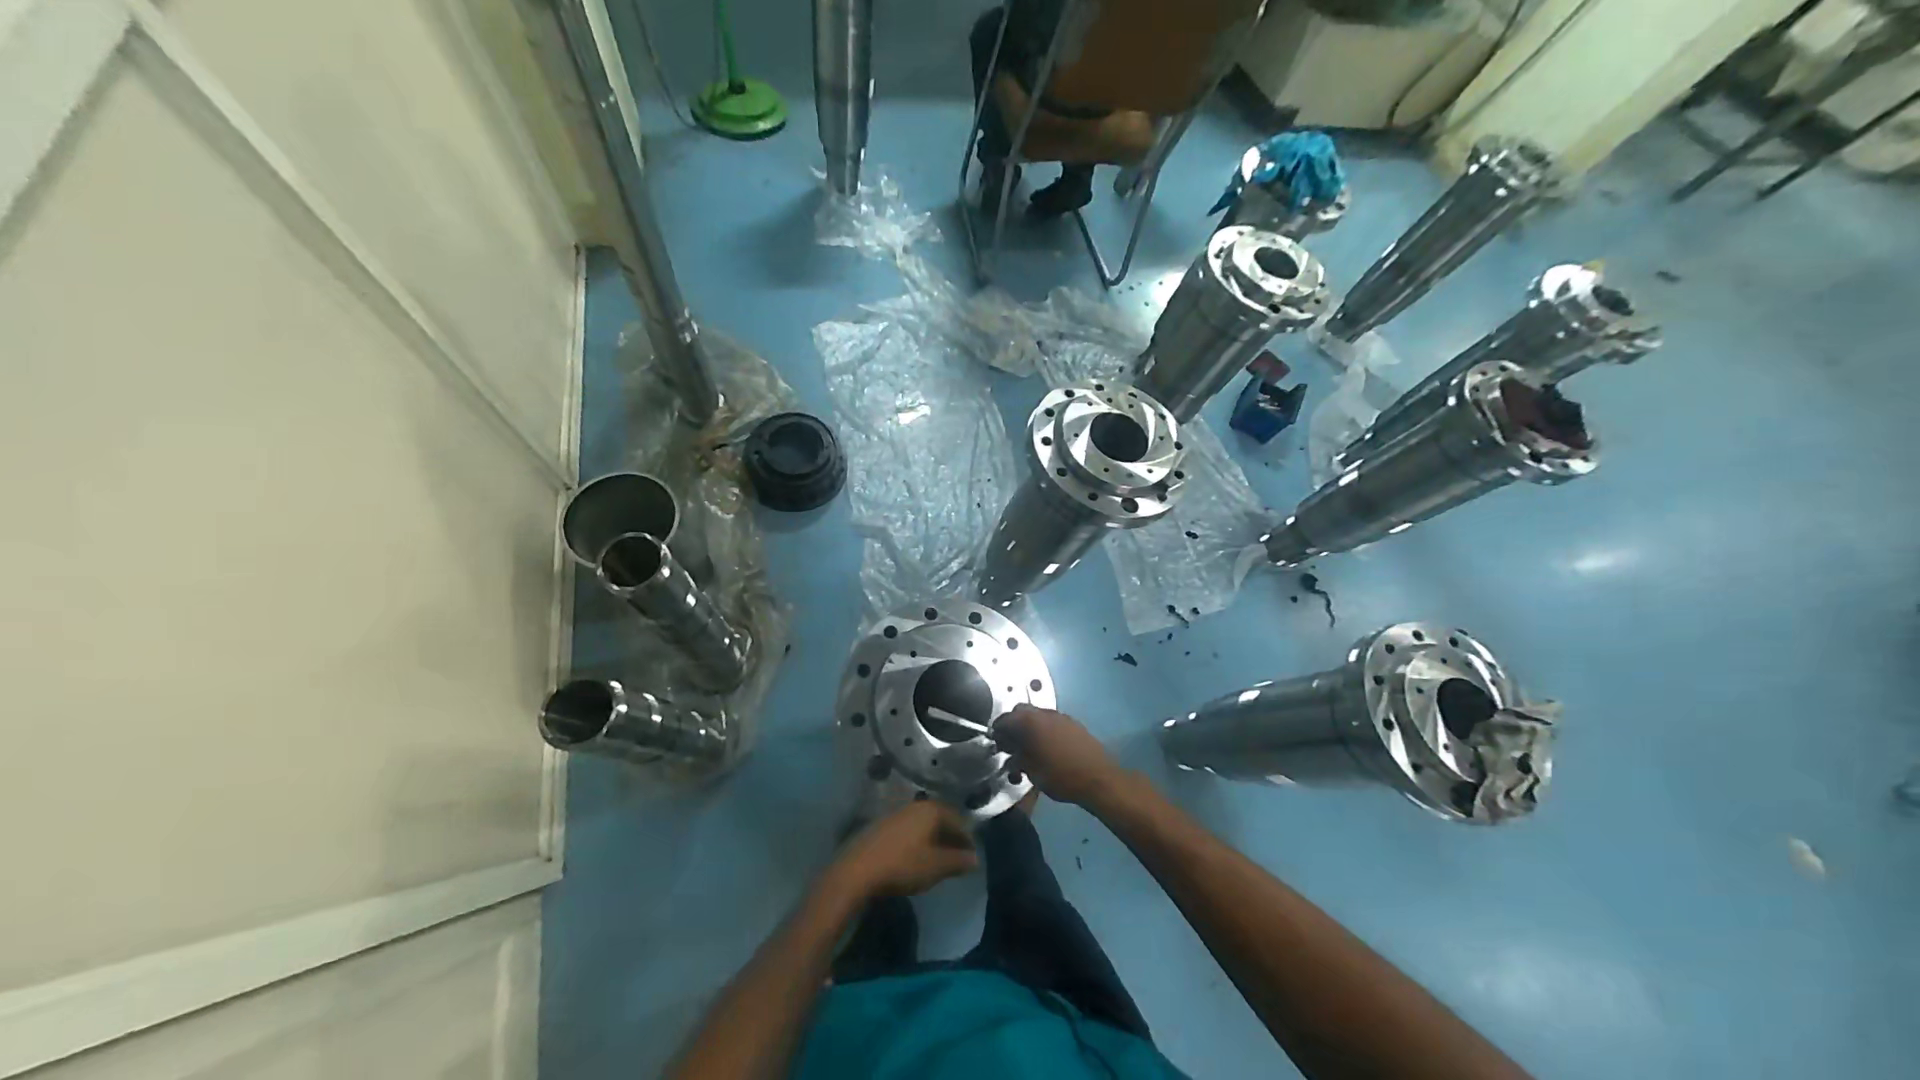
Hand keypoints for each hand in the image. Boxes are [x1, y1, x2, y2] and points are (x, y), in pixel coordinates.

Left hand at [830, 801, 979, 899]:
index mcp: (931, 810)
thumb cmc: (903, 865)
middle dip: (950, 837)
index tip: (971, 856)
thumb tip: (975, 858)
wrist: (858, 870)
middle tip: (958, 857)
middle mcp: (914, 806)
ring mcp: (896, 814)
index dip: (967, 838)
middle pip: (940, 819)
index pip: (957, 820)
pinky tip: (916, 857)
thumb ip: (958, 861)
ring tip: (938, 858)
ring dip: (933, 838)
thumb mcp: (936, 866)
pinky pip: (909, 830)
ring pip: (923, 824)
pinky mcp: (881, 826)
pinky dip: (918, 841)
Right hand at [992, 705, 1128, 808]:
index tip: (997, 745)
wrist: (1098, 778)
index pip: (1004, 720)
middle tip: (1011, 746)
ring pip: (1037, 717)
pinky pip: (1052, 723)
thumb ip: (1016, 757)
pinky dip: (1045, 732)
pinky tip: (1048, 750)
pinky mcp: (1074, 724)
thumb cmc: (1059, 775)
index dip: (997, 732)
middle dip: (1013, 727)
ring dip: (1030, 729)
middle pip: (1020, 713)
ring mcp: (1061, 717)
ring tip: (1030, 751)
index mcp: (1029, 721)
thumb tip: (1011, 751)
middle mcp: (1044, 713)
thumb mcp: (1029, 770)